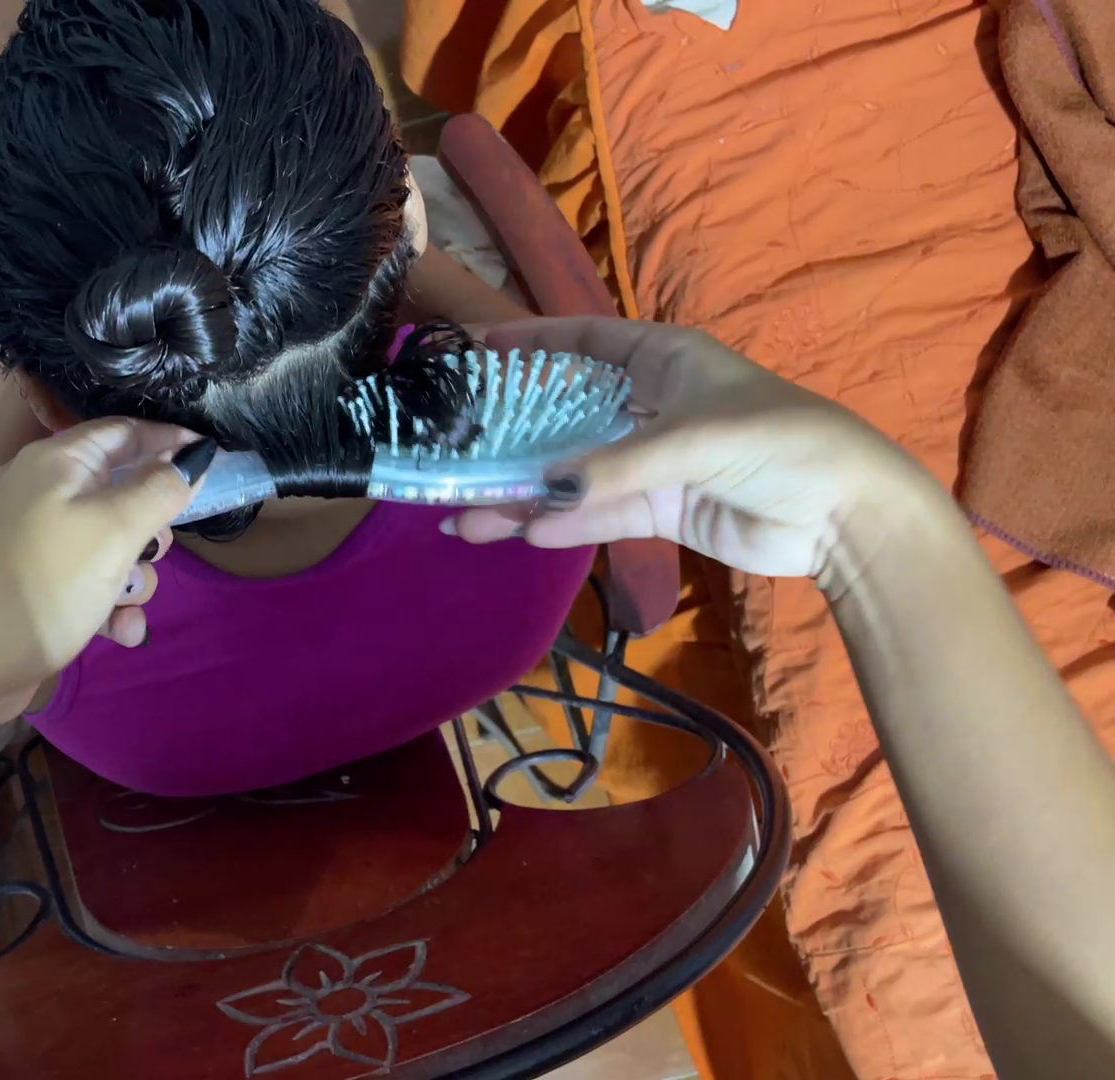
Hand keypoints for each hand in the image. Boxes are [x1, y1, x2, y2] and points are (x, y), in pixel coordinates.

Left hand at [0, 418, 202, 708]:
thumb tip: (192, 458)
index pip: (125, 431)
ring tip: (128, 605)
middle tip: (154, 551)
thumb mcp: (112, 532)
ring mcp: (43, 543)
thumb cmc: (43, 585)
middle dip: (151, 526)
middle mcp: (47, 494)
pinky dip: (112, 605)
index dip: (170, 440)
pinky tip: (121, 633)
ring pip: (114, 544)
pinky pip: (93, 583)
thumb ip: (158, 490)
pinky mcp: (42, 586)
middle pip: (122, 491)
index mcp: (59, 463)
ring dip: (134, 577)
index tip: (215, 459)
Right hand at [444, 317, 929, 578]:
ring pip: (567, 475)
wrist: (847, 519)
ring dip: (520, 498)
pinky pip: (591, 513)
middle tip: (454, 451)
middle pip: (561, 416)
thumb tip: (540, 489)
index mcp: (662, 361)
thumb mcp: (696, 440)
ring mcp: (642, 461)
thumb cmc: (783, 444)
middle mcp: (644, 406)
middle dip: (510, 437)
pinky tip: (518, 534)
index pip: (584, 341)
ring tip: (466, 520)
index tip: (478, 349)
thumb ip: (614, 466)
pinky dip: (558, 524)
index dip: (532, 341)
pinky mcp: (649, 507)